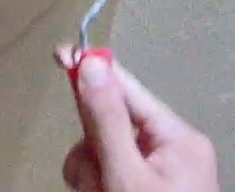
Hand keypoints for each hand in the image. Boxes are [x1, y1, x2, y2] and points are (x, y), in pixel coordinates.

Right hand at [57, 47, 218, 191]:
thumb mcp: (126, 178)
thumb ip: (106, 120)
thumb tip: (90, 62)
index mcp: (177, 137)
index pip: (125, 85)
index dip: (90, 70)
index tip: (57, 56)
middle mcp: (171, 149)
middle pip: (109, 119)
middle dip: (90, 147)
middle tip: (90, 181)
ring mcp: (159, 173)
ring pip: (102, 148)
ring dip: (89, 173)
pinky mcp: (145, 190)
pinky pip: (107, 170)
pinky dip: (95, 184)